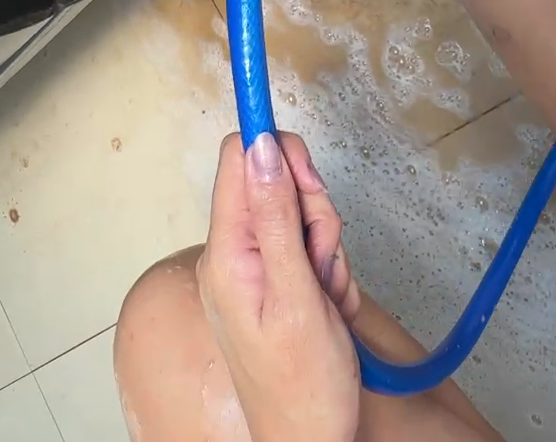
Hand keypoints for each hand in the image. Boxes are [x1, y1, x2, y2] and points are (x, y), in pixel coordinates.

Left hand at [198, 131, 361, 441]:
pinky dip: (326, 264)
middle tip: (322, 258)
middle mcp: (233, 248)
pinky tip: (328, 301)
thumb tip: (261, 145)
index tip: (312, 181)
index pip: (240, 158)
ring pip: (299, 210)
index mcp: (227, 249)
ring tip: (326, 292)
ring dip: (324, 243)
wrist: (311, 441)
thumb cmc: (304, 383)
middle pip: (276, 180)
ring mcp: (254, 262)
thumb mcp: (296, 297)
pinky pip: (307, 242)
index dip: (278, 152)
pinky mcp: (274, 275)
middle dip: (313, 210)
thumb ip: (276, 217)